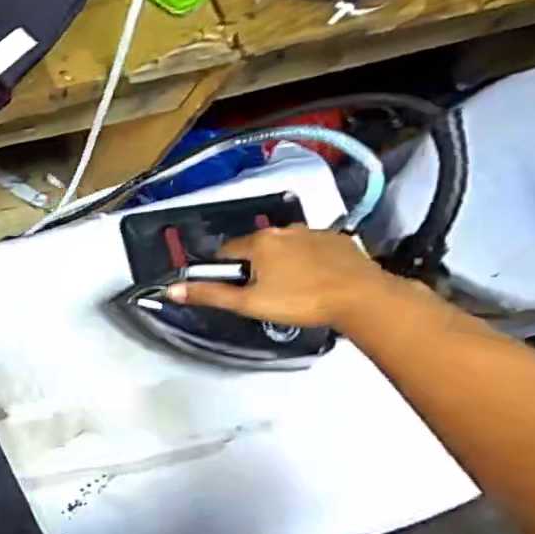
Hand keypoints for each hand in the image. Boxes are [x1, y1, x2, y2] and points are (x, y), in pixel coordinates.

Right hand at [165, 226, 403, 328]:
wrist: (363, 298)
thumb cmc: (301, 301)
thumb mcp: (249, 304)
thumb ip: (210, 295)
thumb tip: (171, 289)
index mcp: (259, 242)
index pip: (226, 251)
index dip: (226, 271)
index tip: (236, 289)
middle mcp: (283, 229)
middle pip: (256, 247)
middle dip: (255, 266)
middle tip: (264, 293)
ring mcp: (313, 231)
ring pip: (285, 246)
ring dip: (282, 262)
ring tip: (294, 289)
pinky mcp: (338, 239)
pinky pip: (312, 247)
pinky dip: (308, 260)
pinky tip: (317, 280)